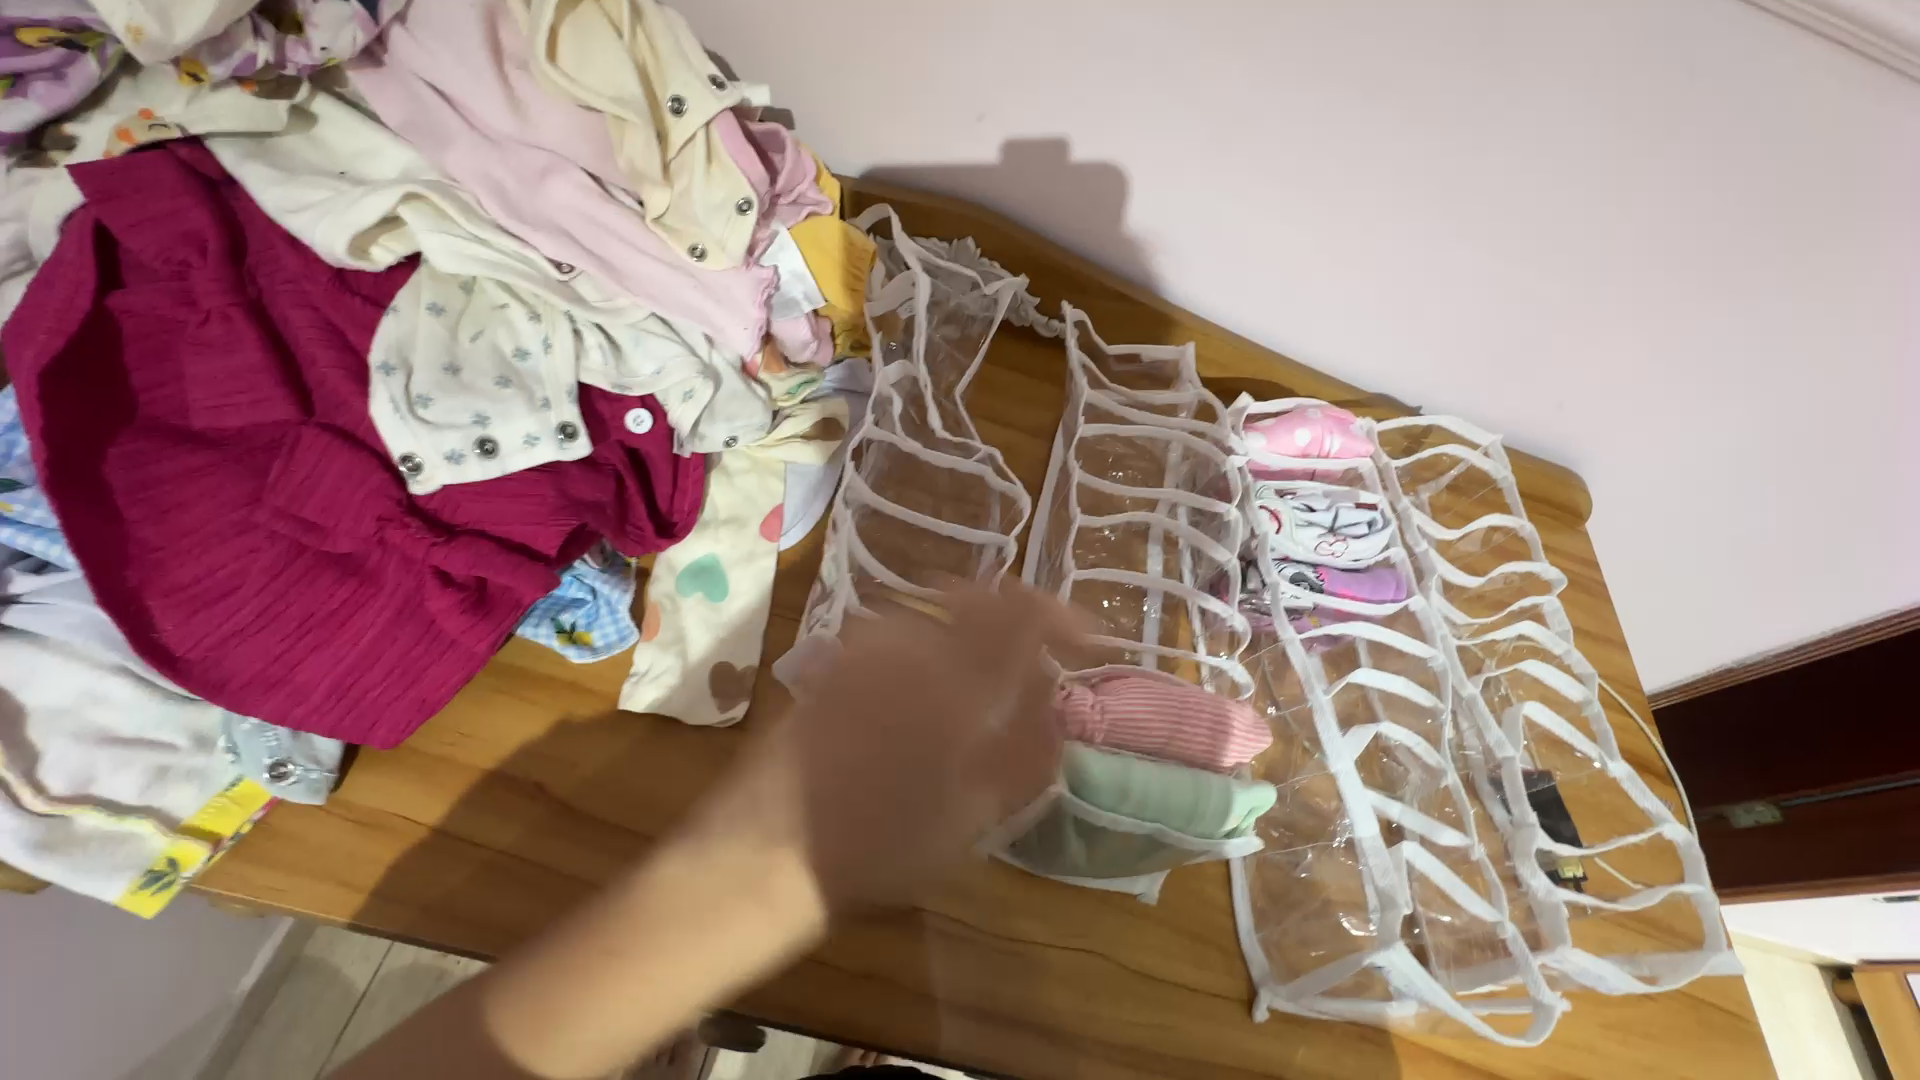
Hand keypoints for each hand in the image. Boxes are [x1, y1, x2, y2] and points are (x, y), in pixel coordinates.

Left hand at [687, 584, 1081, 911]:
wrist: (767, 848)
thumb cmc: (881, 842)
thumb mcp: (974, 813)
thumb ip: (1028, 754)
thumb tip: (1059, 711)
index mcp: (957, 676)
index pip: (1025, 611)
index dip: (1064, 617)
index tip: (1089, 643)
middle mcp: (914, 642)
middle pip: (982, 596)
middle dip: (1021, 619)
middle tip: (1039, 659)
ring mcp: (868, 645)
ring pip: (940, 610)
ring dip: (977, 629)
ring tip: (990, 675)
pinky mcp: (836, 658)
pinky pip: (902, 630)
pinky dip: (934, 642)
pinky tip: (931, 685)